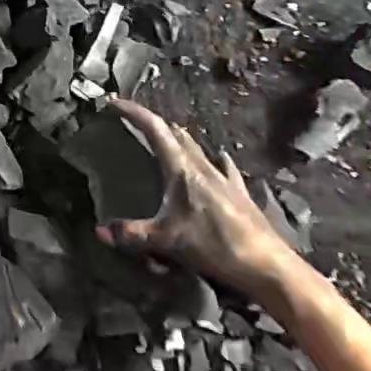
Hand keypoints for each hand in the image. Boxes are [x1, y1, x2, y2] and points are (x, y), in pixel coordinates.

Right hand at [97, 97, 298, 297]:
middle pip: (175, 133)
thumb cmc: (216, 246)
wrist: (270, 267)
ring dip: (178, 137)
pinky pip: (222, 167)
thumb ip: (131, 234)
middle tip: (132, 122)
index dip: (132, 112)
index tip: (113, 102)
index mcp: (182, 169)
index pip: (154, 128)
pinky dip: (213, 158)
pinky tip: (218, 159)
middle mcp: (203, 166)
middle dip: (152, 122)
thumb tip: (99, 232)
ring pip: (197, 147)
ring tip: (165, 137)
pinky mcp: (240, 194)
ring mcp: (225, 178)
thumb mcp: (167, 241)